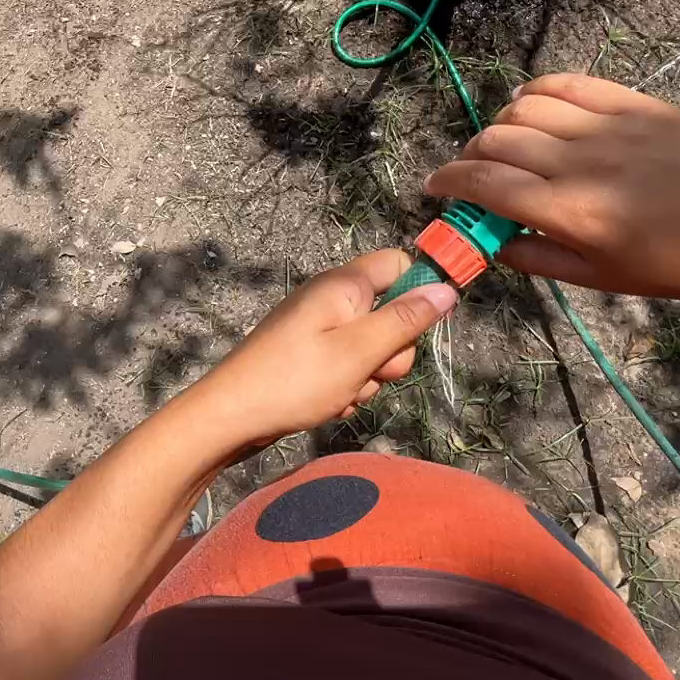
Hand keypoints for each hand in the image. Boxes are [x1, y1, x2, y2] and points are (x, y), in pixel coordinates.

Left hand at [173, 249, 456, 445]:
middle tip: (367, 371)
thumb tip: (447, 288)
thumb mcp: (359, 351)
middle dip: (389, 352)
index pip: (398, 264)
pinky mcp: (308, 355)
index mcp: (343, 285)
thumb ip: (404, 320)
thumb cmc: (295, 380)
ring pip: (370, 349)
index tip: (421, 327)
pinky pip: (346, 367)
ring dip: (365, 377)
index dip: (418, 290)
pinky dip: (344, 387)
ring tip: (339, 392)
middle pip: (390, 314)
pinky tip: (325, 402)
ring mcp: (317, 329)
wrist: (231, 416)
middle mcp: (330, 299)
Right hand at [423, 73, 679, 309]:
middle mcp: (581, 162)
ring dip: (500, 124)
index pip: (483, 183)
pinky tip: (532, 107)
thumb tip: (490, 238)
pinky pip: (570, 84)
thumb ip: (533, 257)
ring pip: (525, 106)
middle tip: (471, 175)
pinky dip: (537, 92)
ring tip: (505, 144)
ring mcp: (611, 127)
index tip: (433, 188)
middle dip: (467, 156)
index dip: (447, 183)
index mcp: (569, 211)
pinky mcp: (638, 104)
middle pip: (495, 139)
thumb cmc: (675, 267)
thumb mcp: (597, 278)